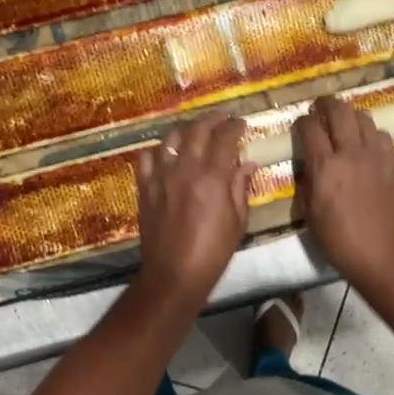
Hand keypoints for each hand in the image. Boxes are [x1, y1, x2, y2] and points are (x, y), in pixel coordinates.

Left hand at [131, 113, 255, 309]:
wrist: (173, 275)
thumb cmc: (213, 252)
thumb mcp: (238, 221)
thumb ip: (241, 187)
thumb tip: (248, 163)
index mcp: (213, 177)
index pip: (225, 138)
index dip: (235, 126)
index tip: (242, 124)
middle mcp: (185, 169)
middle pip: (198, 129)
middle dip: (213, 119)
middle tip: (223, 119)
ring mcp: (161, 176)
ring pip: (171, 138)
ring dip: (186, 130)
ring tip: (196, 132)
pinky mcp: (145, 187)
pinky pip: (147, 157)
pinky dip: (159, 150)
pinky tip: (166, 154)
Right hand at [295, 97, 393, 291]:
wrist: (378, 254)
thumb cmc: (337, 240)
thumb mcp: (309, 211)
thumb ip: (307, 181)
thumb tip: (308, 163)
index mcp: (326, 166)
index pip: (309, 127)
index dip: (301, 122)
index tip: (300, 125)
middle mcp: (351, 153)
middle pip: (339, 110)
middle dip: (325, 104)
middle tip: (320, 108)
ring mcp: (376, 156)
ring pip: (363, 117)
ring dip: (350, 116)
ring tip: (343, 124)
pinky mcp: (393, 164)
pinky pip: (382, 135)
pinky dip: (370, 133)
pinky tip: (365, 143)